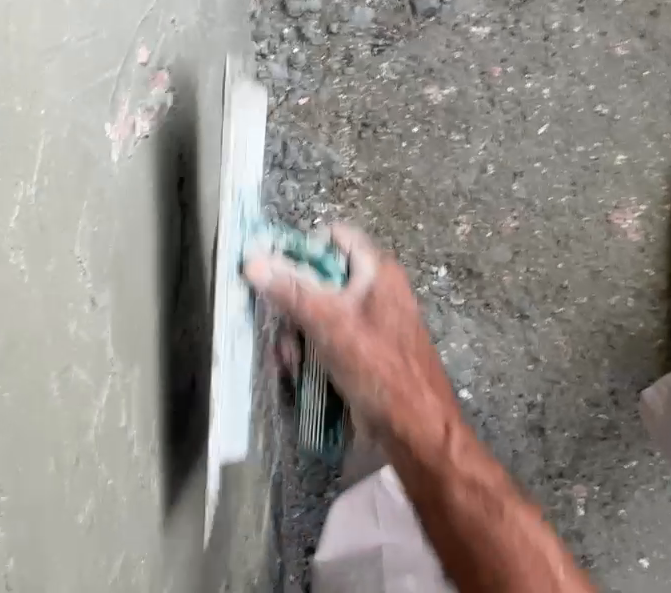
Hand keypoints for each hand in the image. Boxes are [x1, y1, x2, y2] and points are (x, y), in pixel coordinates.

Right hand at [244, 223, 459, 456]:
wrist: (418, 433)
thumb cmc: (380, 370)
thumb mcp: (330, 324)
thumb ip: (290, 290)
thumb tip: (252, 261)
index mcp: (377, 271)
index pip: (333, 237)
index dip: (302, 248)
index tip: (273, 271)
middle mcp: (375, 289)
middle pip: (321, 276)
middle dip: (293, 301)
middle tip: (279, 324)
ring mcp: (370, 321)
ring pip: (319, 309)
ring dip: (298, 332)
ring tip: (290, 359)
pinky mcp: (364, 349)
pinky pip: (328, 335)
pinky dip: (311, 349)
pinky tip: (300, 371)